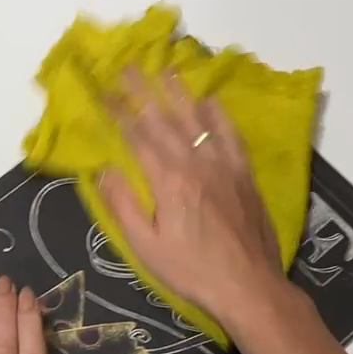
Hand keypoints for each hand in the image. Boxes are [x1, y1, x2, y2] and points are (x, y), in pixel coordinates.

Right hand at [100, 73, 289, 323]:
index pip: (138, 137)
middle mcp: (197, 164)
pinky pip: (230, 136)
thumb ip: (123, 204)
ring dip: (180, 94)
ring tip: (166, 71)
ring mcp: (225, 167)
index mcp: (169, 181)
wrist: (249, 286)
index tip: (104, 92)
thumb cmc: (190, 270)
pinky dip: (218, 116)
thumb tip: (103, 170)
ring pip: (199, 121)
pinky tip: (211, 102)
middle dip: (144, 92)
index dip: (120, 112)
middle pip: (166, 120)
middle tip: (128, 67)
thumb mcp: (145, 245)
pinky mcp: (244, 176)